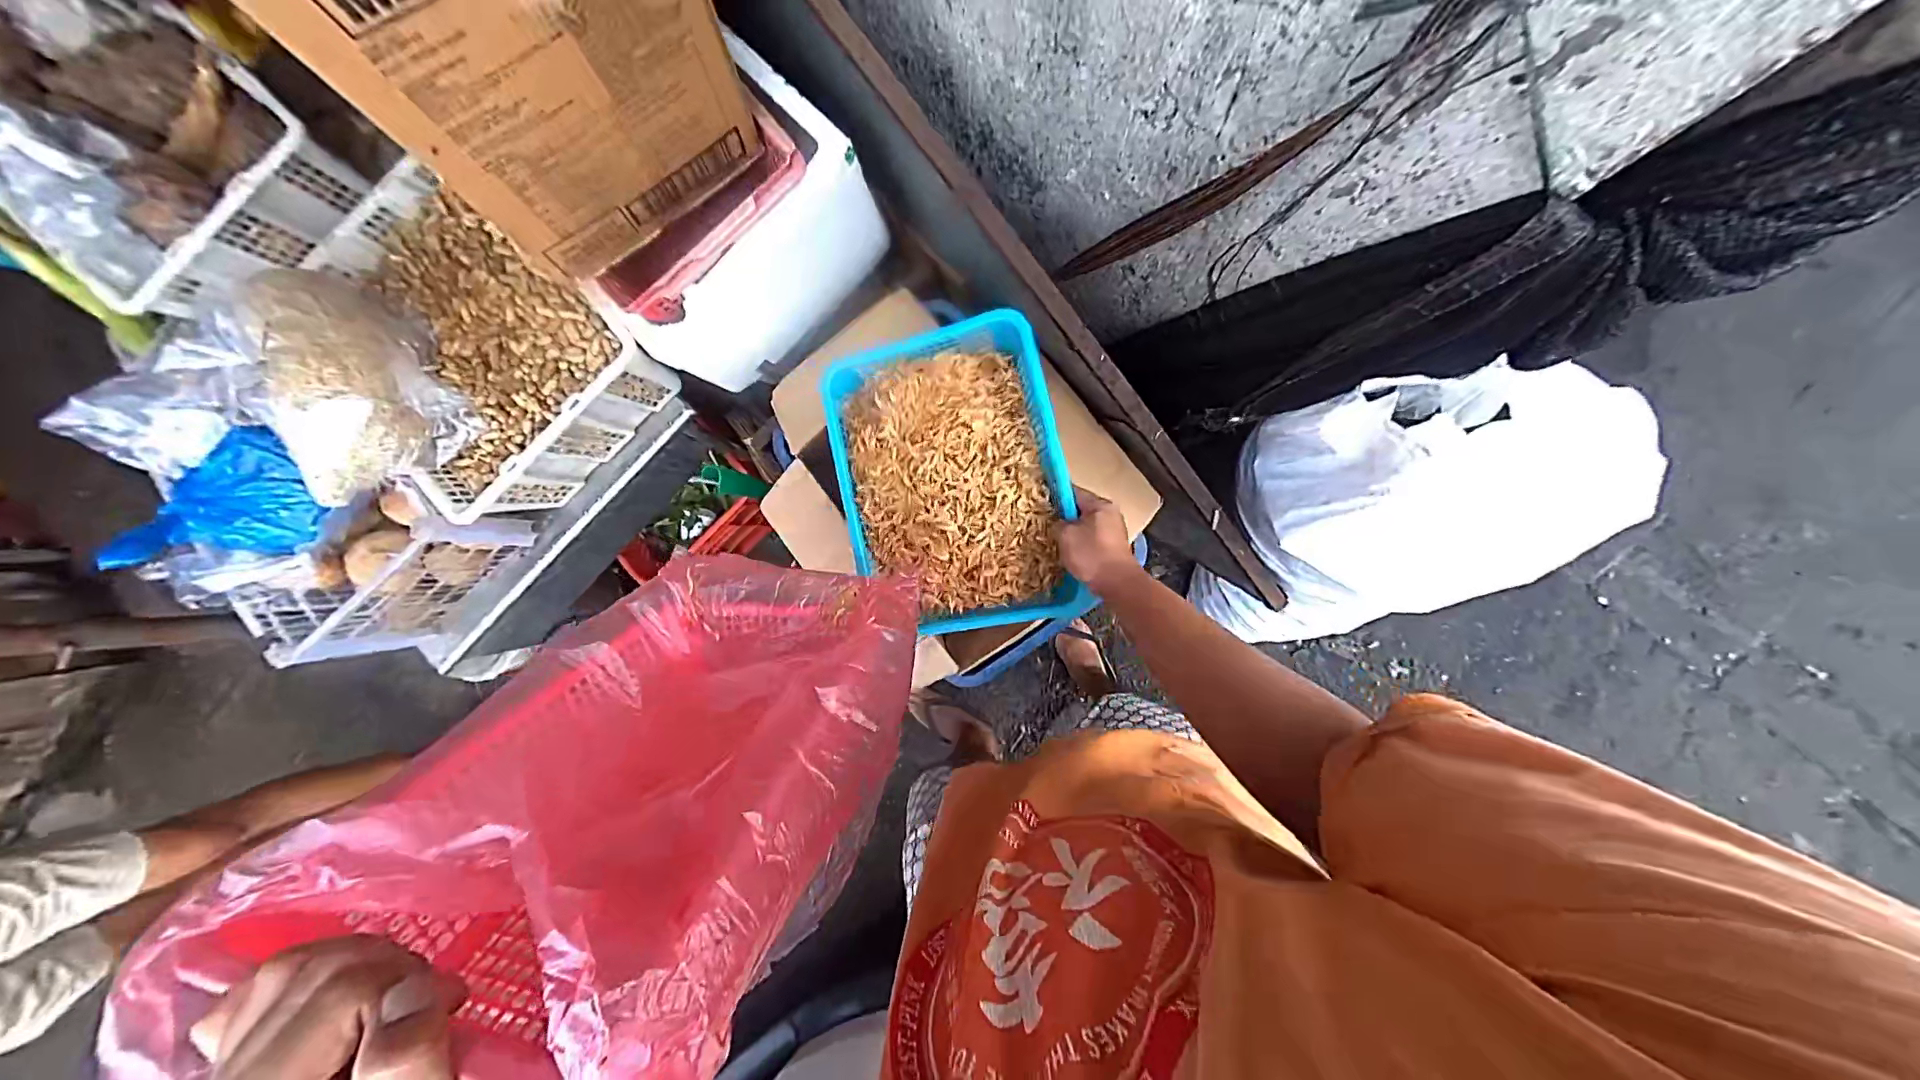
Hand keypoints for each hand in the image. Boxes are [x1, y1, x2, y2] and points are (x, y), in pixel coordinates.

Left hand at [194, 936, 463, 1079]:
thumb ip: (407, 1061)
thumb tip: (416, 989)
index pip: (343, 993)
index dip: (412, 987)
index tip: (454, 1007)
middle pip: (317, 972)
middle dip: (394, 970)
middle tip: (437, 1001)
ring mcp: (214, 1078)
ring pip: (287, 971)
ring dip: (362, 965)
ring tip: (402, 997)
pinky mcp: (225, 1074)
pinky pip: (252, 997)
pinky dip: (310, 981)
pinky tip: (343, 1004)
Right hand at [1055, 490, 1140, 595]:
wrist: (1117, 583)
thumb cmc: (1091, 554)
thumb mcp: (1066, 535)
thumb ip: (1059, 523)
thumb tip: (1059, 522)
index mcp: (1100, 505)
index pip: (1074, 492)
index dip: (1056, 496)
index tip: (1043, 503)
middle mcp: (1111, 514)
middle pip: (1082, 510)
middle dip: (1065, 517)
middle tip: (1048, 525)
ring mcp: (1115, 532)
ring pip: (1087, 527)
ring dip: (1073, 533)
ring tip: (1058, 541)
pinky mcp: (1114, 548)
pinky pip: (1093, 540)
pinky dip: (1082, 544)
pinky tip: (1072, 553)